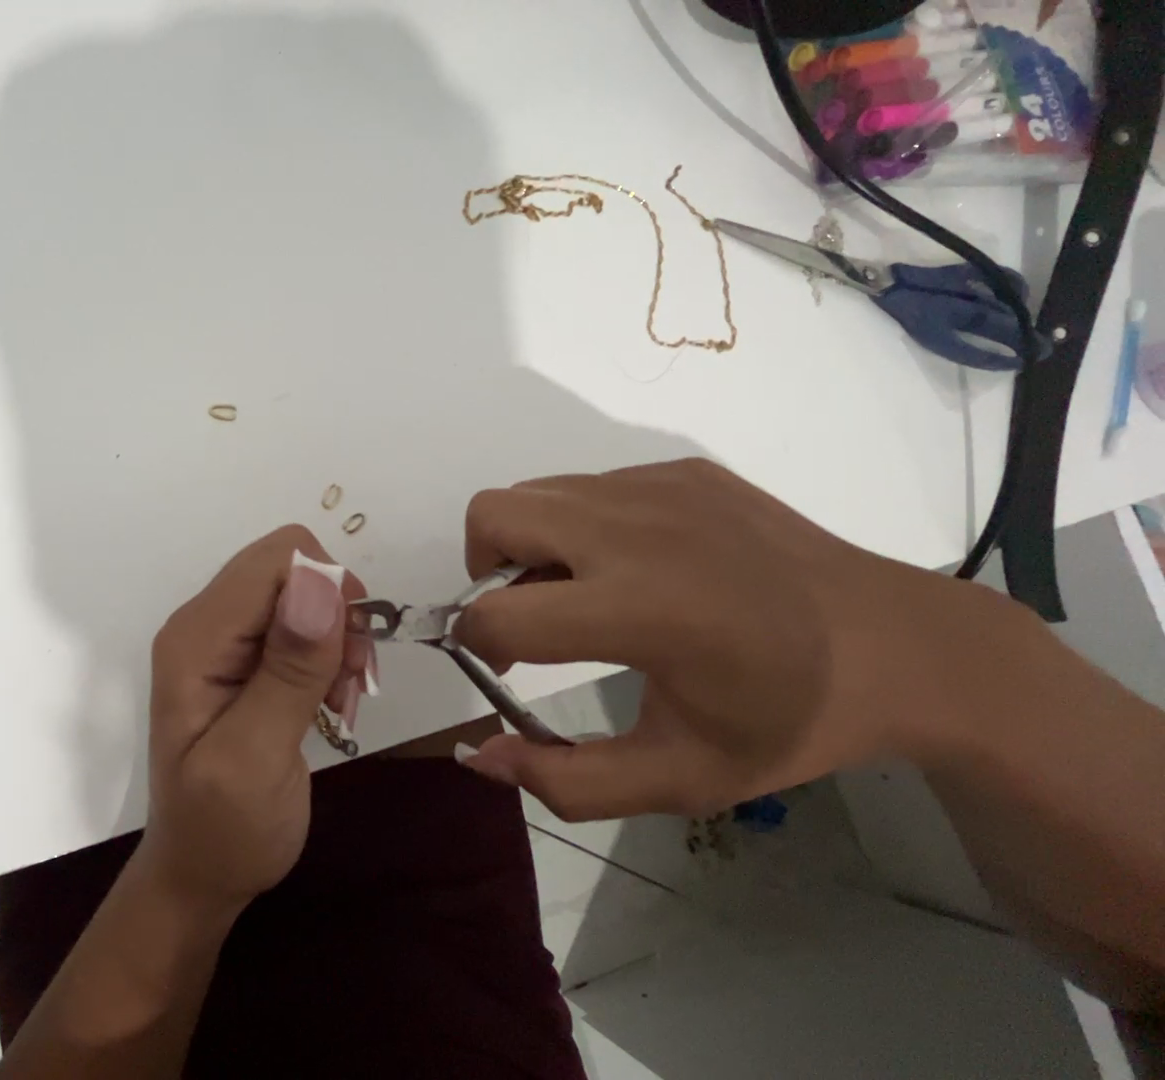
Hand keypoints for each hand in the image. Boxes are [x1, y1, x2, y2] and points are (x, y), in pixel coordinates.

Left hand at [135, 526, 370, 911]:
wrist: (202, 873)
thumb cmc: (223, 830)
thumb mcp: (254, 760)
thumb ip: (286, 673)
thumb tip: (319, 582)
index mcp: (195, 638)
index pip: (274, 560)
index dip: (328, 591)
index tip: (348, 660)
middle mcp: (204, 624)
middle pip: (291, 567)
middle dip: (336, 615)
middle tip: (347, 684)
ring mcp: (224, 642)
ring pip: (304, 592)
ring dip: (339, 639)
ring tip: (340, 700)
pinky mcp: (247, 660)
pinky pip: (302, 625)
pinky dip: (330, 655)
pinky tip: (331, 702)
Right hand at [451, 458, 1031, 820]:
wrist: (904, 648)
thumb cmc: (789, 721)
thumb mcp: (679, 780)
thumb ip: (565, 780)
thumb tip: (477, 754)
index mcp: (642, 611)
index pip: (497, 616)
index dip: (477, 647)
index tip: (505, 670)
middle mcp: (639, 532)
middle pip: (492, 516)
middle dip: (484, 570)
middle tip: (529, 616)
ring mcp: (663, 489)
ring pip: (535, 494)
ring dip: (530, 545)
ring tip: (584, 593)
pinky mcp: (685, 472)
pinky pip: (590, 487)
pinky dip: (583, 527)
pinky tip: (643, 568)